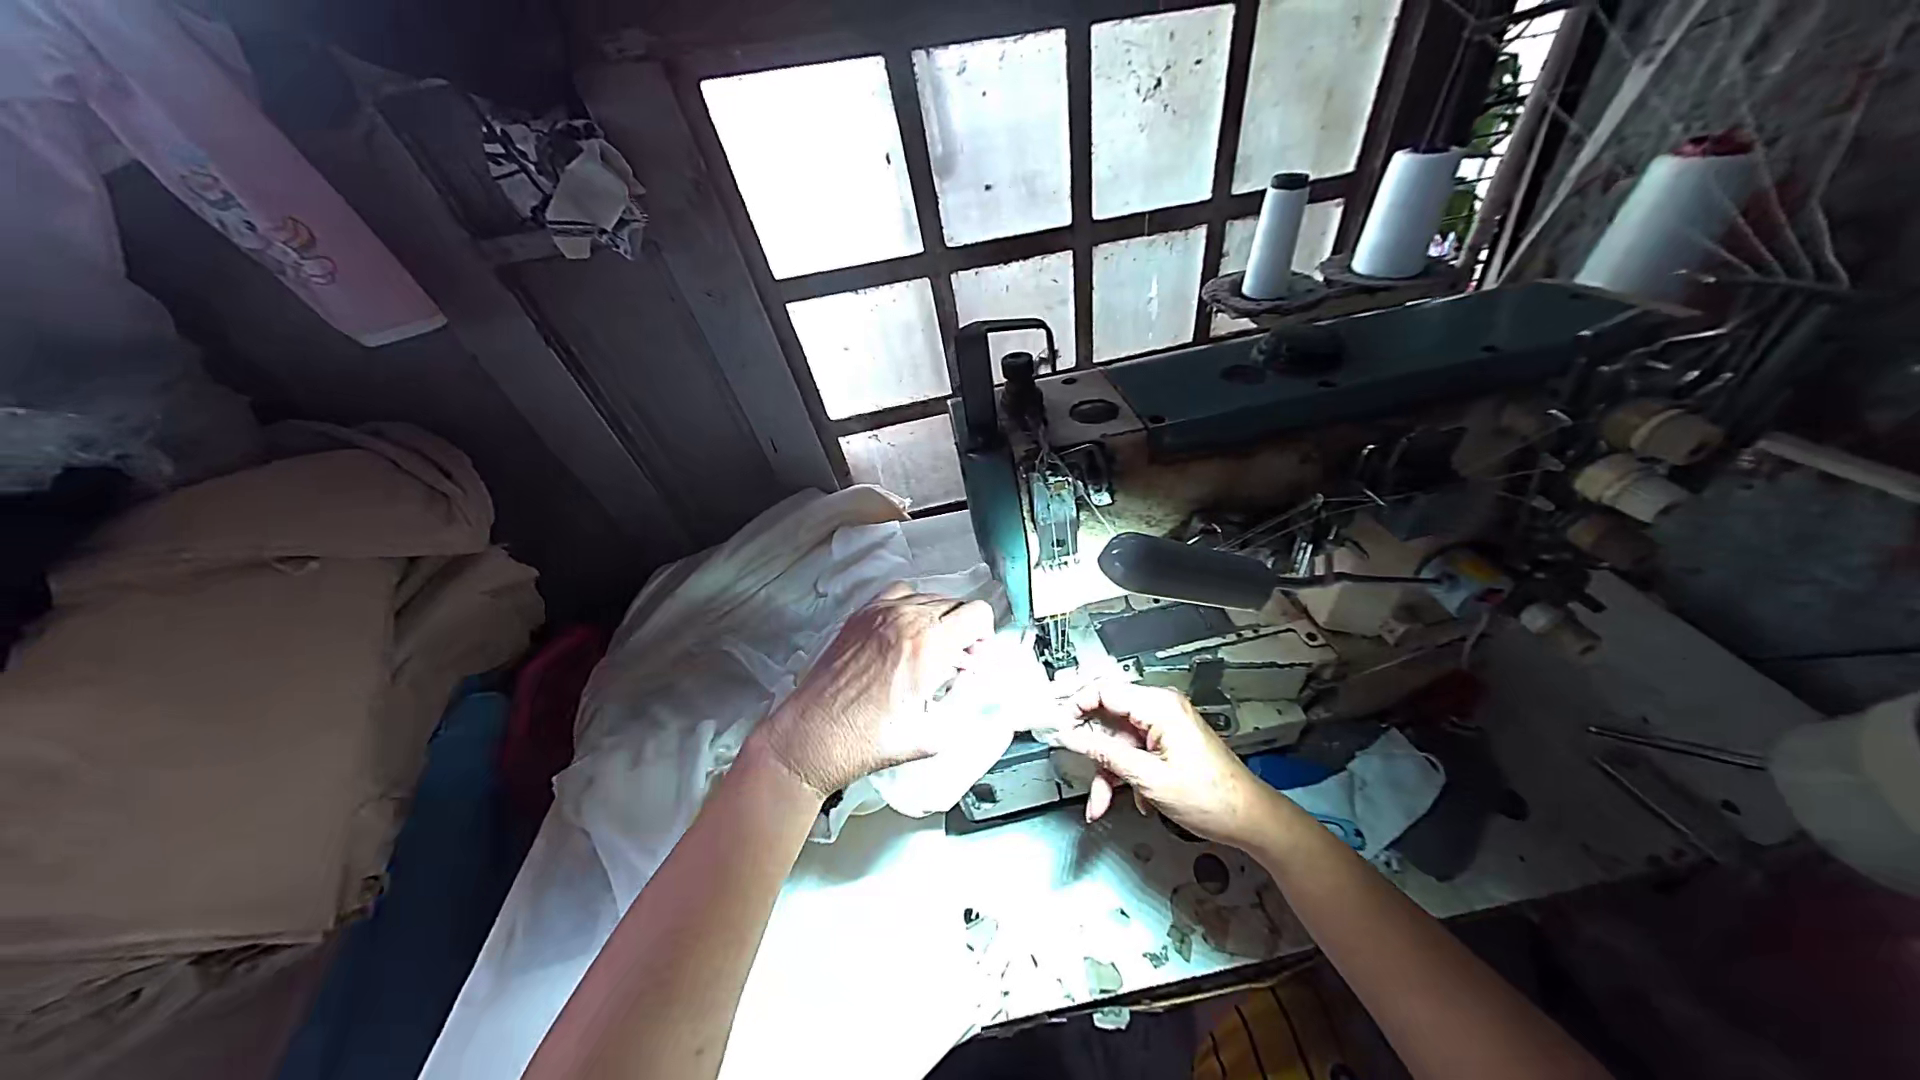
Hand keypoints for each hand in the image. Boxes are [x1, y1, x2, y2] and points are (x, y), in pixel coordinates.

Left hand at [750, 584, 994, 798]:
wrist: (812, 737)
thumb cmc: (865, 741)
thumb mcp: (930, 736)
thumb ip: (961, 708)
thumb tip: (973, 689)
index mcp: (927, 645)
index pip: (977, 614)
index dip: (985, 636)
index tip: (977, 657)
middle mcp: (905, 619)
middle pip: (956, 604)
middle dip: (965, 630)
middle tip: (957, 661)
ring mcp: (879, 614)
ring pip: (929, 596)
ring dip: (940, 619)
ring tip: (931, 651)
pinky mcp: (859, 617)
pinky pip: (899, 594)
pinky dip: (911, 607)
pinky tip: (906, 634)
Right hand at [1047, 681, 1280, 850]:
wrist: (1249, 818)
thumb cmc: (1212, 797)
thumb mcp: (1148, 778)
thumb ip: (1106, 754)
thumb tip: (1073, 736)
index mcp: (1159, 706)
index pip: (1104, 690)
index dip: (1076, 706)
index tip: (1058, 726)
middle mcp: (1160, 708)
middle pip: (1107, 717)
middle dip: (1091, 748)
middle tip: (1075, 763)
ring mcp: (1163, 725)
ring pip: (1116, 739)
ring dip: (1106, 770)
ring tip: (1100, 800)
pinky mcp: (1165, 740)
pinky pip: (1131, 750)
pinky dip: (1122, 773)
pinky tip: (1121, 797)